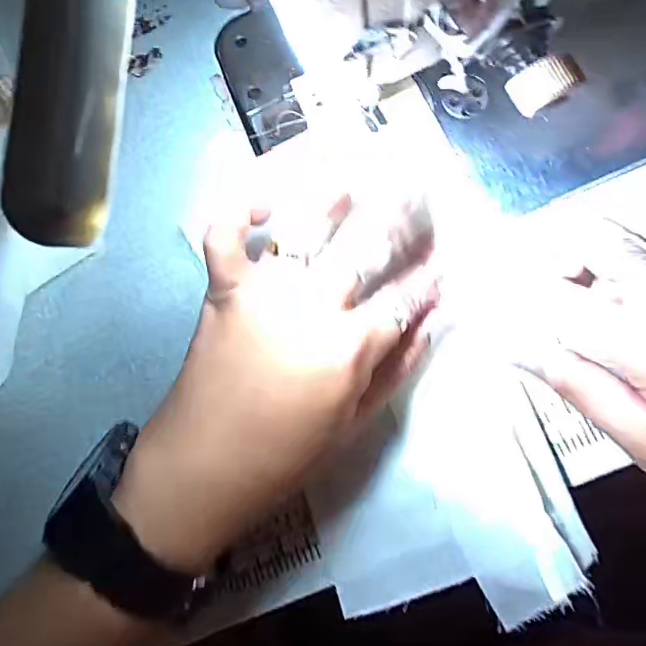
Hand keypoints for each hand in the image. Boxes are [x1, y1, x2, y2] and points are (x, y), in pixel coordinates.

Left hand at [110, 188, 439, 572]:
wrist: (199, 472)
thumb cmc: (285, 456)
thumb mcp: (354, 425)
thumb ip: (396, 369)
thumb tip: (433, 324)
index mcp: (349, 348)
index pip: (403, 299)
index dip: (429, 276)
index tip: (446, 254)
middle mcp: (312, 309)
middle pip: (364, 250)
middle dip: (397, 216)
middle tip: (416, 186)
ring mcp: (264, 294)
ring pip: (302, 232)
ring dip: (328, 198)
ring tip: (349, 173)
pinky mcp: (222, 292)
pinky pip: (224, 240)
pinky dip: (236, 216)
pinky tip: (260, 207)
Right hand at [529, 237, 645, 645]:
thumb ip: (586, 390)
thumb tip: (525, 346)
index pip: (560, 300)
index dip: (522, 298)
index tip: (500, 301)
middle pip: (599, 242)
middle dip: (558, 253)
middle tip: (542, 282)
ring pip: (645, 256)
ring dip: (610, 271)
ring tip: (604, 310)